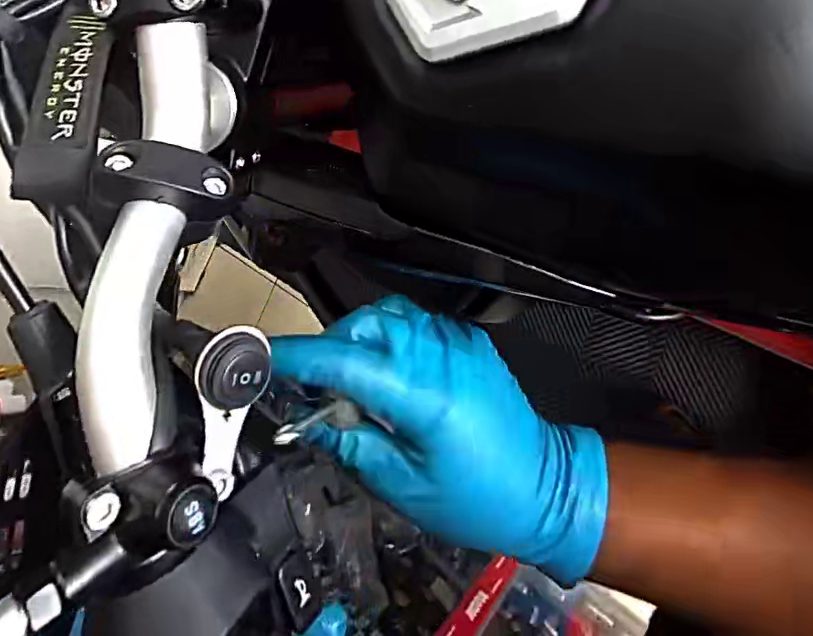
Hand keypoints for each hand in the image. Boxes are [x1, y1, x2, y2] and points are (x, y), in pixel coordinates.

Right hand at [271, 296, 607, 582]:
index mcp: (424, 393)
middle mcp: (441, 354)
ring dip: (359, 341)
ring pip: (388, 316)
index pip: (346, 360)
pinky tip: (388, 375)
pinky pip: (415, 322)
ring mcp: (456, 341)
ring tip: (354, 386)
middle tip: (318, 391)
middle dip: (330, 349)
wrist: (545, 485)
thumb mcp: (404, 485)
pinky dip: (389, 339)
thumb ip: (351, 443)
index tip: (267, 356)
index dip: (299, 356)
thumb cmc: (481, 497)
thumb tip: (311, 420)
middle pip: (365, 325)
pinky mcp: (466, 340)